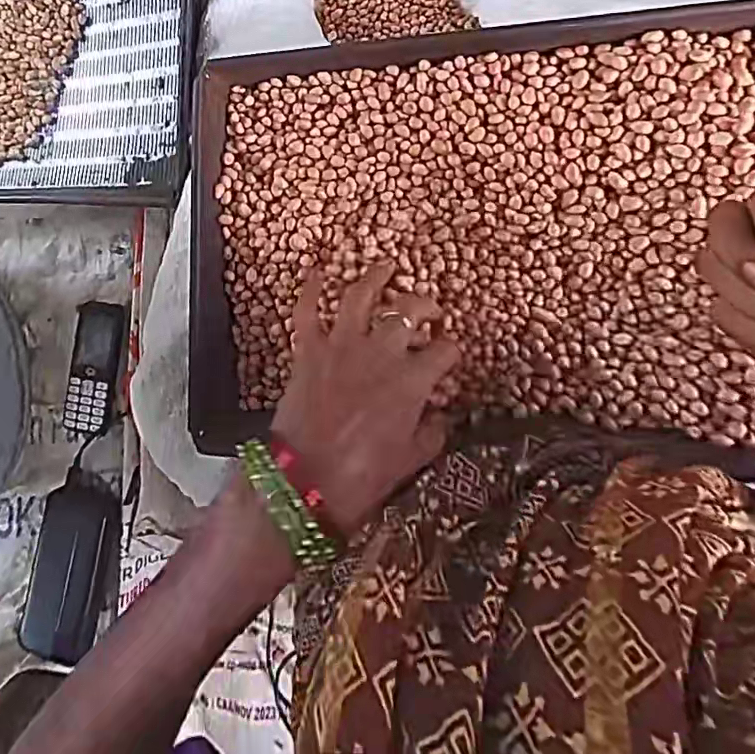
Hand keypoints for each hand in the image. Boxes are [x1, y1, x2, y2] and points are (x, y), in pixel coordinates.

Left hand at [270, 263, 460, 532]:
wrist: (304, 486)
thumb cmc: (363, 477)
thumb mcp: (412, 459)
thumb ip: (433, 431)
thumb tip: (440, 416)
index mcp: (411, 380)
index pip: (444, 351)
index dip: (451, 353)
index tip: (449, 359)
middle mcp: (380, 353)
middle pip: (409, 312)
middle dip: (425, 307)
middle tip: (429, 311)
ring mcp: (341, 346)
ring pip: (360, 296)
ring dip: (375, 277)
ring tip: (387, 267)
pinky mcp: (308, 351)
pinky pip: (306, 311)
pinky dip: (310, 289)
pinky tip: (318, 272)